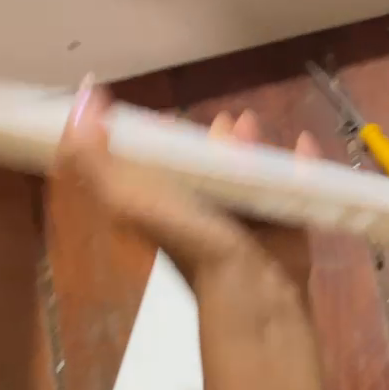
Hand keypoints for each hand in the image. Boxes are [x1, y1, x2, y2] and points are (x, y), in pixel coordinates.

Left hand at [53, 76, 321, 308]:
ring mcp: (251, 213)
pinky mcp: (288, 219)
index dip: (162, 137)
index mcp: (168, 201)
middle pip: (210, 163)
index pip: (162, 162)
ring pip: (252, 168)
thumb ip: (97, 157)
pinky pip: (295, 182)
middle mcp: (208, 206)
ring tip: (252, 123)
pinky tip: (304, 142)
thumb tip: (84, 98)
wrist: (252, 291)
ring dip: (254, 143)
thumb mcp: (130, 201)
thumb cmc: (193, 245)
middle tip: (227, 119)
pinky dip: (301, 162)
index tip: (167, 116)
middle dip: (216, 137)